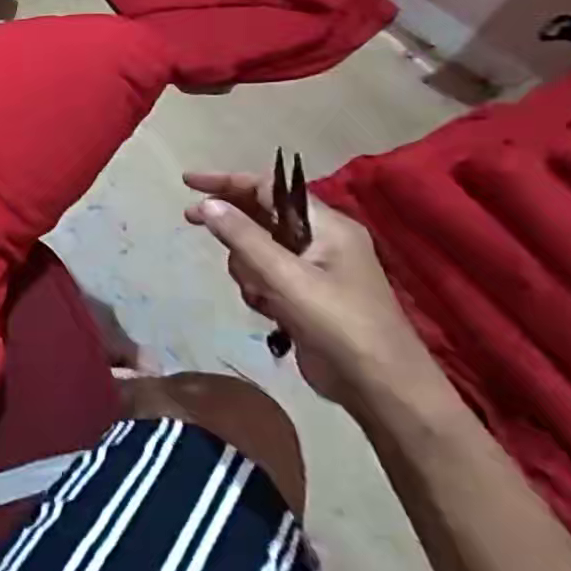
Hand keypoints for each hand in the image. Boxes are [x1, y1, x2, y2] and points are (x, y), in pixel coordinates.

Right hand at [183, 171, 439, 408]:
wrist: (382, 390)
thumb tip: (206, 203)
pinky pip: (264, 273)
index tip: (188, 183)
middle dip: (229, 224)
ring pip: (256, 247)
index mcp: (328, 227)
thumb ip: (242, 236)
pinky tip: (264, 307)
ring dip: (244, 264)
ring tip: (257, 291)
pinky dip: (255, 285)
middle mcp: (322, 241)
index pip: (269, 187)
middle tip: (190, 221)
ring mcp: (315, 269)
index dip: (227, 180)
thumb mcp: (284, 277)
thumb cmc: (339, 325)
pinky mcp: (305, 294)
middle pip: (260, 214)